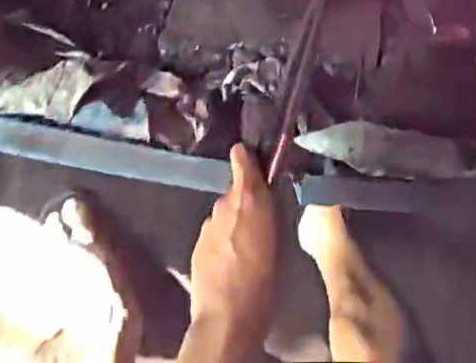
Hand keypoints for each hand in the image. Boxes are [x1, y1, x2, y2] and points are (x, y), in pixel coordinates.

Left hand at [183, 145, 276, 358]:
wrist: (227, 319)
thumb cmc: (265, 277)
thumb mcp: (280, 238)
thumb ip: (272, 209)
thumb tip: (270, 195)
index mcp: (250, 197)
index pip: (241, 158)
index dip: (246, 156)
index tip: (253, 158)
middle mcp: (224, 204)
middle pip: (235, 192)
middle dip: (245, 200)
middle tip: (260, 222)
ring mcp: (207, 225)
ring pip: (223, 214)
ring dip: (233, 222)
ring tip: (245, 247)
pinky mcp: (196, 247)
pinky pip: (214, 234)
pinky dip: (222, 241)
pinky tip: (230, 262)